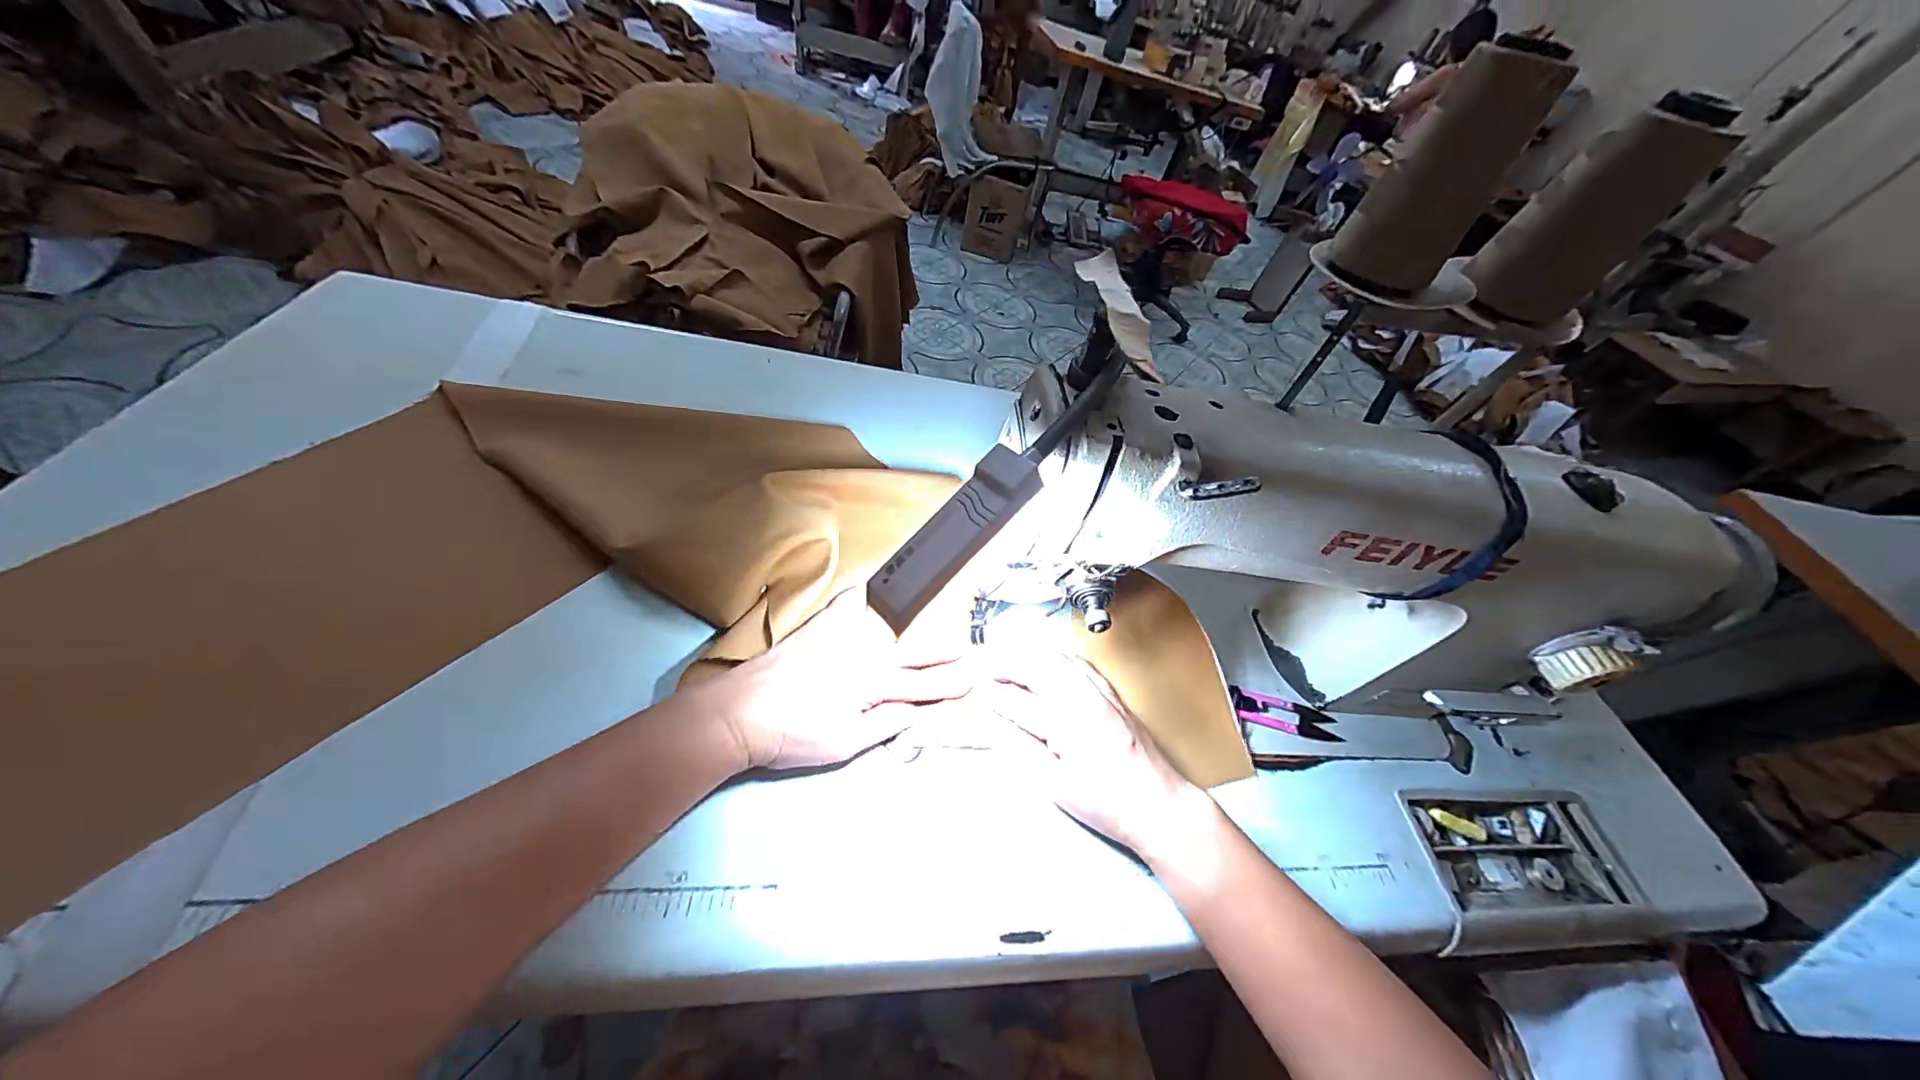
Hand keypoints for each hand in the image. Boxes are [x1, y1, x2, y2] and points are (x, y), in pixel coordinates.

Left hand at [709, 589, 974, 770]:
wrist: (739, 710)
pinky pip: (843, 605)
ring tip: (933, 613)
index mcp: (872, 684)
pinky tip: (864, 589)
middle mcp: (861, 653)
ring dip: (913, 622)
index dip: (949, 684)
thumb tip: (915, 712)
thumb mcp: (843, 743)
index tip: (973, 678)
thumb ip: (883, 724)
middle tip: (966, 649)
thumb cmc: (791, 733)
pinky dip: (858, 597)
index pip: (921, 685)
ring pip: (884, 624)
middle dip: (941, 652)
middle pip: (911, 651)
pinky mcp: (814, 629)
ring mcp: (837, 637)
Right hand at [980, 652, 1217, 859]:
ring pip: (1061, 660)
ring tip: (1013, 664)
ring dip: (1033, 657)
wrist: (1160, 806)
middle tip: (990, 669)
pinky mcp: (1115, 697)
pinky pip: (1081, 665)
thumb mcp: (1056, 787)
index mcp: (1067, 723)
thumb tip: (1000, 730)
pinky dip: (1058, 659)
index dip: (996, 694)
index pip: (1020, 701)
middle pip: (1040, 667)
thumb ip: (1024, 753)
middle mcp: (1085, 700)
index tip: (980, 690)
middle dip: (1010, 665)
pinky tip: (1051, 664)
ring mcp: (1102, 695)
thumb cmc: (1111, 804)